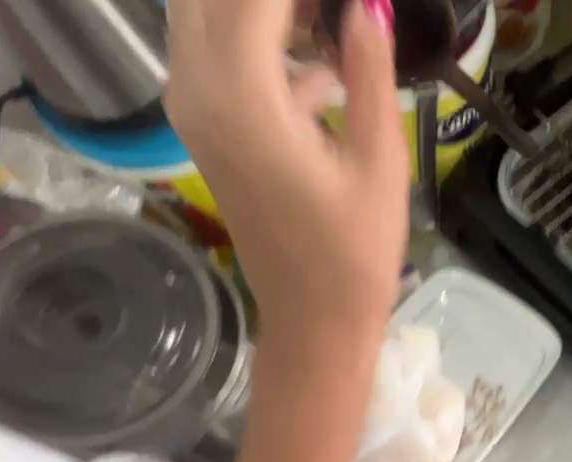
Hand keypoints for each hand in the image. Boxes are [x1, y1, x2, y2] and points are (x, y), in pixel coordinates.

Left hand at [166, 0, 408, 340]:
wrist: (313, 320)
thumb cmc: (355, 254)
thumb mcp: (379, 164)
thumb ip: (370, 73)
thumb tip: (368, 5)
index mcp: (242, 94)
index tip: (354, 2)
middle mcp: (196, 85)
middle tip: (337, 15)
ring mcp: (192, 106)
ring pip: (206, 11)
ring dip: (263, 10)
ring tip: (329, 26)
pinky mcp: (203, 125)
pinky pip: (214, 48)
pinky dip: (260, 37)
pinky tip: (323, 67)